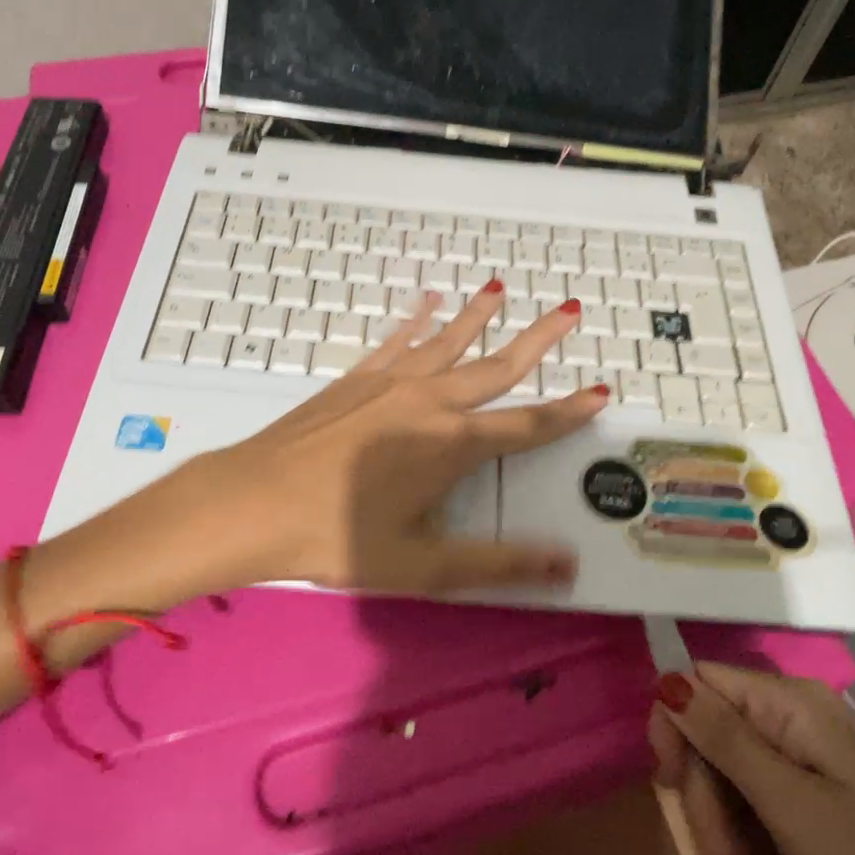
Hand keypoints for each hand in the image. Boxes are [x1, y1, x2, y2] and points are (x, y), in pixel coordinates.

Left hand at [114, 285, 606, 596]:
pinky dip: (416, 320)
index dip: (568, 411)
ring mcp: (390, 384)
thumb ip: (497, 563)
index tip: (601, 391)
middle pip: (495, 367)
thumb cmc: (338, 539)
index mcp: (453, 446)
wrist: (253, 502)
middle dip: (537, 341)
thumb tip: (566, 565)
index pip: (527, 425)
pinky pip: (396, 340)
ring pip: (448, 342)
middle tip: (569, 311)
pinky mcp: (356, 380)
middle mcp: (430, 402)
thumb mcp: (423, 564)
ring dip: (477, 316)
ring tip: (500, 288)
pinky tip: (426, 302)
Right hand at [648, 664, 854, 854]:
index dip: (676, 725)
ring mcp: (794, 757)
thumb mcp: (793, 804)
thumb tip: (666, 677)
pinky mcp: (796, 794)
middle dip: (703, 792)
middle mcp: (789, 717)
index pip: (700, 681)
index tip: (670, 779)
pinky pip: (740, 799)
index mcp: (793, 702)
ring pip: (716, 772)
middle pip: (705, 730)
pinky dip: (736, 836)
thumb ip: (727, 740)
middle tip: (724, 849)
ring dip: (717, 824)